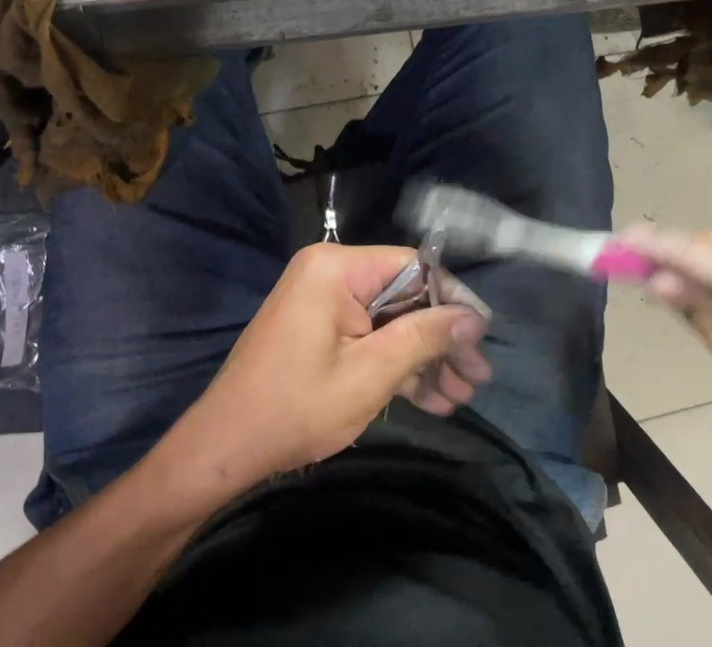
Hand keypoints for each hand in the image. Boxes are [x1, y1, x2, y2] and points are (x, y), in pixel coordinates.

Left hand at [157, 244, 490, 494]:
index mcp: (335, 269)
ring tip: (459, 398)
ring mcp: (321, 302)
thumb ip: (423, 338)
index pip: (414, 266)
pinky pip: (368, 335)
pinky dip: (395, 365)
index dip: (453, 300)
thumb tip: (473, 318)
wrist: (227, 445)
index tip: (484, 339)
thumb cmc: (296, 407)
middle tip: (476, 380)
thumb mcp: (370, 375)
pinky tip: (429, 400)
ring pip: (389, 319)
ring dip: (424, 358)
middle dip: (441, 339)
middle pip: (404, 294)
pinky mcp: (318, 329)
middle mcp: (328, 274)